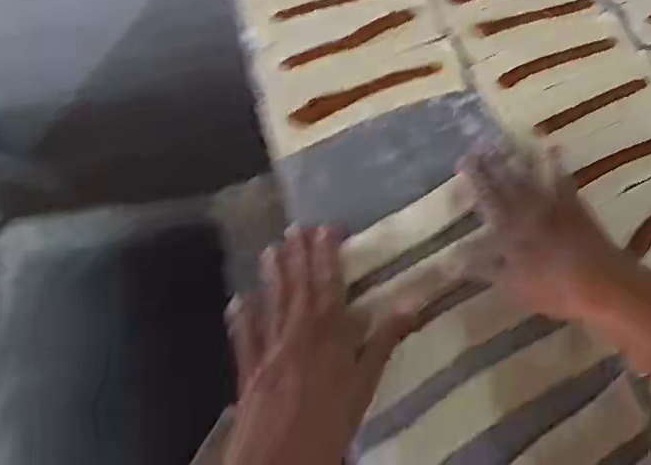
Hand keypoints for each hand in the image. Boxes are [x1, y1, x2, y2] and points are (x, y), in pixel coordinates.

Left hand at [224, 226, 414, 464]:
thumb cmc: (328, 423)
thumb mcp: (365, 383)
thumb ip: (384, 340)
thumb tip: (413, 301)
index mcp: (327, 332)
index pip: (328, 283)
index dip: (327, 254)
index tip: (327, 227)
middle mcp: (296, 335)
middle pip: (298, 288)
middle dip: (298, 257)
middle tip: (295, 228)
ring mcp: (268, 355)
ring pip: (271, 306)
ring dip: (272, 277)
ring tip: (270, 250)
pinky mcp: (248, 378)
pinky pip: (245, 342)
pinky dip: (241, 320)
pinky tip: (237, 301)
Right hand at [453, 145, 637, 322]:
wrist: (598, 281)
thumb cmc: (552, 290)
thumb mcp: (511, 286)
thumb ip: (484, 269)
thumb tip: (453, 260)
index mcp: (510, 230)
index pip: (486, 199)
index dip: (474, 180)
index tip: (462, 161)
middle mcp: (530, 210)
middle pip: (506, 182)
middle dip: (491, 163)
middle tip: (478, 144)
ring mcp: (554, 203)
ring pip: (532, 175)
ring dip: (518, 157)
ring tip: (505, 140)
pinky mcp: (575, 203)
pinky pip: (562, 178)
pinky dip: (556, 163)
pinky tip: (553, 147)